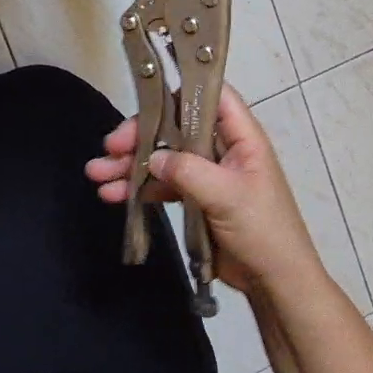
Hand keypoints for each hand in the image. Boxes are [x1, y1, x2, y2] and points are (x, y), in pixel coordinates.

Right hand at [85, 86, 326, 293]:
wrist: (276, 285)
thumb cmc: (263, 231)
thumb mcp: (227, 196)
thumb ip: (188, 171)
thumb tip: (152, 157)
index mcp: (241, 137)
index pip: (210, 95)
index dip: (179, 87)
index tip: (144, 94)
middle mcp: (222, 148)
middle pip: (175, 126)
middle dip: (140, 134)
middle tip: (110, 146)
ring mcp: (207, 173)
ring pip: (163, 155)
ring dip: (130, 163)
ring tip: (96, 174)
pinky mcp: (194, 198)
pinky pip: (160, 183)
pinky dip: (136, 187)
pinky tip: (112, 194)